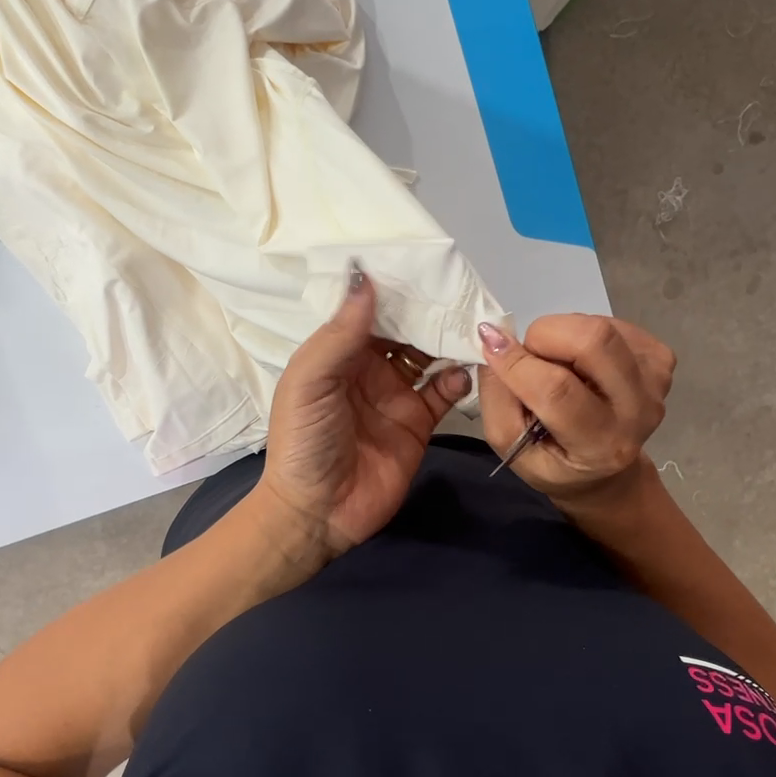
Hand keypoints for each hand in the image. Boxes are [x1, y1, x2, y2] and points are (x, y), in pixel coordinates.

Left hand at [249, 264, 473, 563]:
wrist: (317, 513)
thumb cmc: (303, 441)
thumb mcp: (310, 381)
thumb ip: (340, 334)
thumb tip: (367, 278)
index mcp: (337, 351)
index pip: (371, 309)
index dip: (395, 288)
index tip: (426, 264)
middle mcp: (369, 367)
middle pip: (405, 328)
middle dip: (429, 310)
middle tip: (462, 288)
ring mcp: (396, 394)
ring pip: (429, 355)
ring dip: (448, 340)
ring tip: (472, 324)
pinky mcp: (418, 423)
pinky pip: (444, 392)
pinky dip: (458, 378)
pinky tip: (464, 371)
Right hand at [476, 314, 676, 508]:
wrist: (607, 471)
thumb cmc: (553, 461)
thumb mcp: (511, 447)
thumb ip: (496, 398)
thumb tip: (493, 342)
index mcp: (598, 444)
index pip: (557, 389)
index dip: (517, 362)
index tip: (489, 344)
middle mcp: (637, 412)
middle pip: (593, 340)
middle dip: (545, 335)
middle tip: (531, 355)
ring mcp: (655, 383)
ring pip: (602, 326)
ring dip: (564, 334)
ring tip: (557, 363)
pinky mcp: (661, 360)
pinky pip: (615, 323)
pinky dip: (584, 332)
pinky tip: (582, 361)